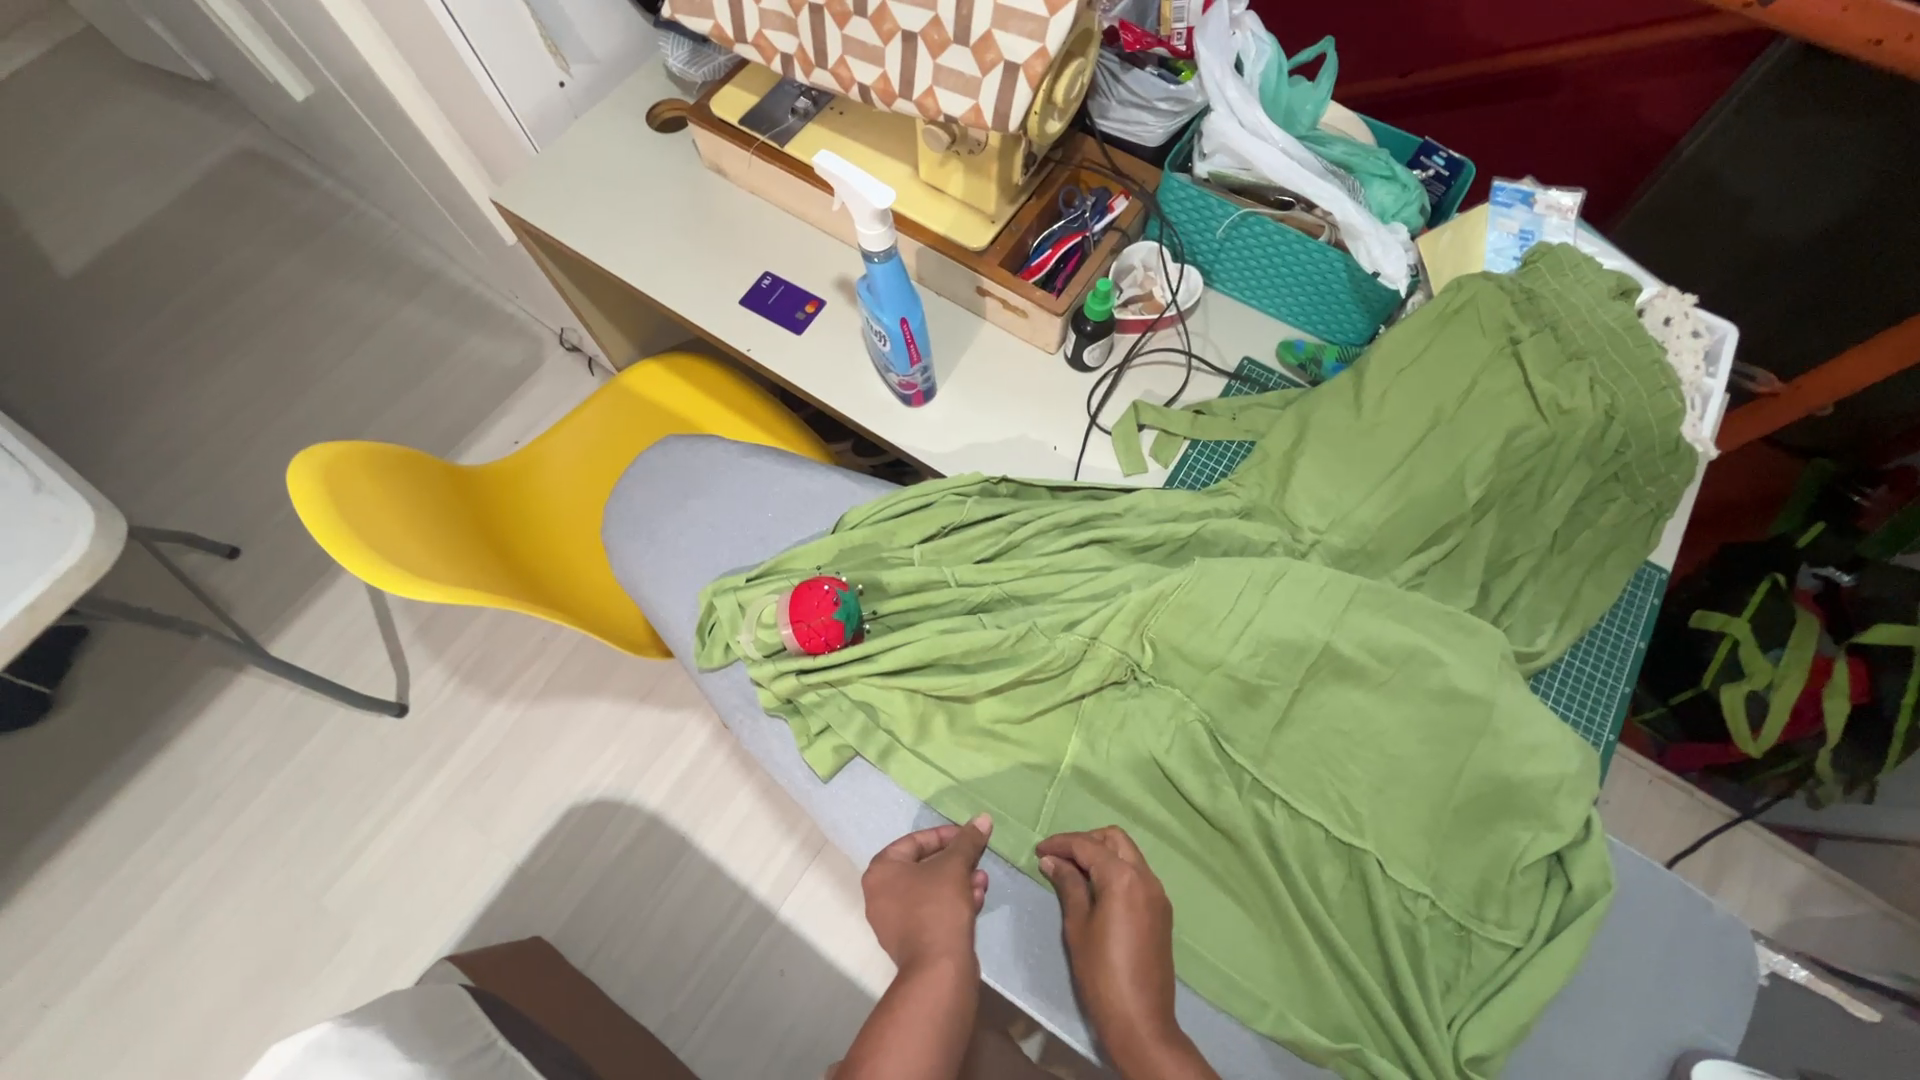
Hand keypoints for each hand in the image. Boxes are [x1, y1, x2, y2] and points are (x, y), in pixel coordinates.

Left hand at [862, 813, 992, 974]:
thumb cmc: (938, 907)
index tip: (970, 837)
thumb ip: (967, 841)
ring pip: (931, 890)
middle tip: (978, 860)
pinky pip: (932, 911)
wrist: (938, 970)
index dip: (946, 836)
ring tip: (983, 882)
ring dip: (960, 882)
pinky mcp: (912, 941)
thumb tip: (982, 818)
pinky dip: (953, 903)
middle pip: (924, 866)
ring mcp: (894, 920)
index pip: (915, 841)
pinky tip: (978, 900)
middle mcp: (881, 894)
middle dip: (956, 862)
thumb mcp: (954, 867)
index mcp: (881, 871)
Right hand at [1039, 826, 1214, 1078]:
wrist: (1140, 1019)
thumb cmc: (1101, 972)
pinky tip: (1096, 887)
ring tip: (1073, 871)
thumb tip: (1053, 861)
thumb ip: (1068, 885)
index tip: (1038, 851)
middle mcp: (1146, 877)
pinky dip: (1116, 870)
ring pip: (1129, 854)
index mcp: (1123, 877)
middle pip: (1114, 839)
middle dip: (1085, 841)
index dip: (1061, 844)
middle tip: (1058, 856)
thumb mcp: (1077, 926)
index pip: (1088, 846)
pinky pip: (1137, 874)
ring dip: (1102, 854)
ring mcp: (1158, 893)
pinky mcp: (1161, 910)